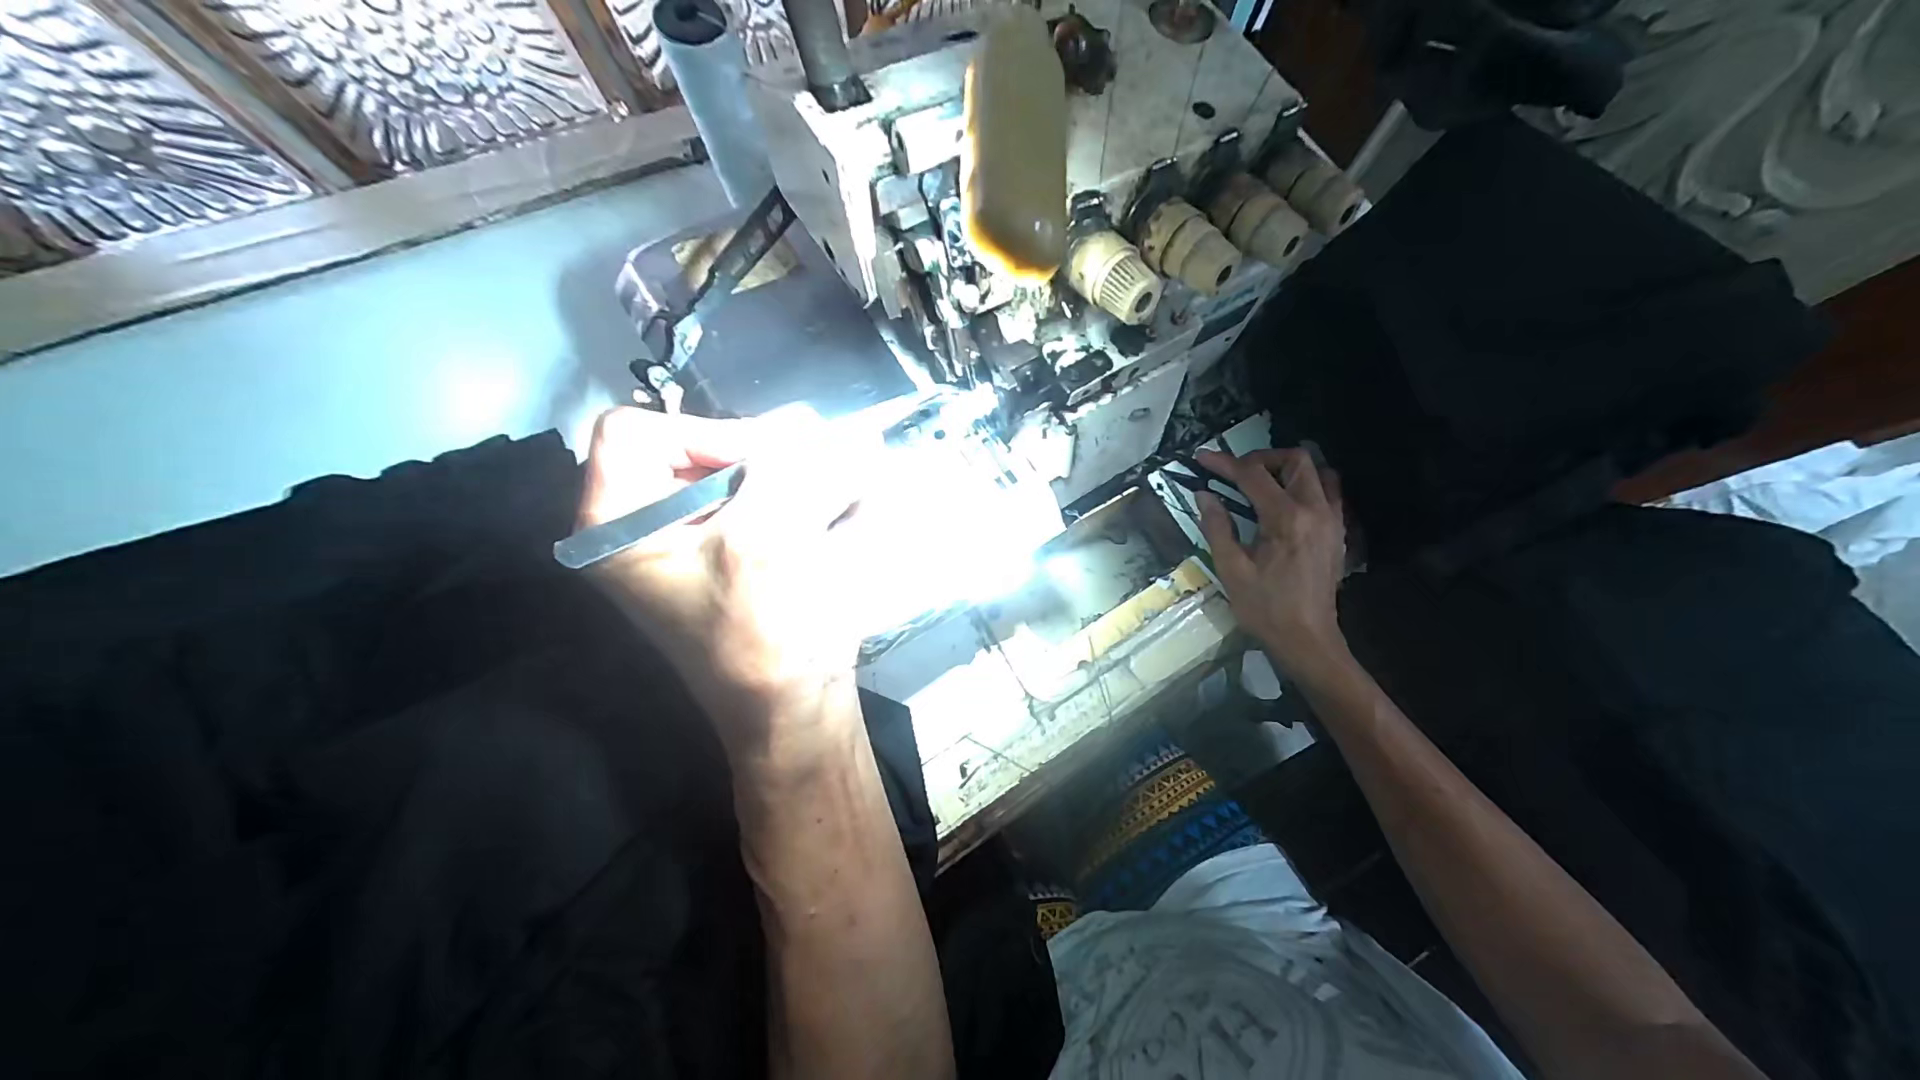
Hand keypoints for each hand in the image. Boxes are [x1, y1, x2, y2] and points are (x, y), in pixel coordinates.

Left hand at [576, 406, 868, 768]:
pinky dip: (809, 492)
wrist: (794, 713)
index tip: (767, 465)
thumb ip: (796, 469)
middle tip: (823, 460)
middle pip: (699, 446)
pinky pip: (770, 497)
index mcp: (619, 524)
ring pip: (743, 469)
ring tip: (846, 482)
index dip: (706, 434)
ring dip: (798, 469)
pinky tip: (844, 506)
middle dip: (767, 451)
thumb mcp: (764, 541)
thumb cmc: (762, 637)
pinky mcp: (739, 550)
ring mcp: (697, 537)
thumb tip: (847, 429)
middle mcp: (649, 524)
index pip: (638, 431)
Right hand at [1193, 447, 1351, 681]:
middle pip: (1296, 460)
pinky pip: (1329, 493)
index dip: (1224, 463)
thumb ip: (1217, 526)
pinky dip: (1307, 485)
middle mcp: (1315, 511)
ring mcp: (1333, 520)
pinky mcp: (1338, 532)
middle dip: (1262, 458)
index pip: (1253, 475)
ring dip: (1289, 469)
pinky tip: (1285, 501)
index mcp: (1286, 519)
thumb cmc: (1264, 608)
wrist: (1307, 639)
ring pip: (1318, 472)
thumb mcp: (1231, 569)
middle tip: (1235, 471)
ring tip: (1262, 482)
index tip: (1202, 458)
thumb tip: (1204, 495)